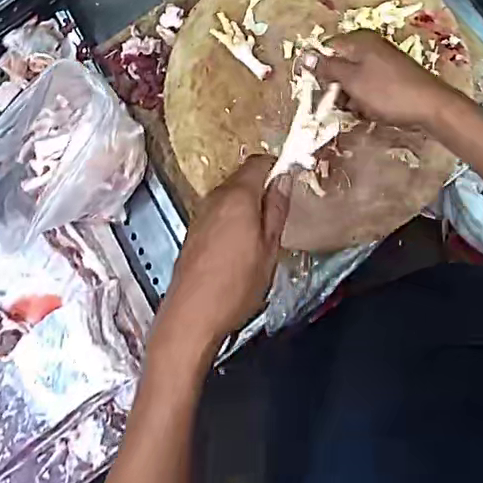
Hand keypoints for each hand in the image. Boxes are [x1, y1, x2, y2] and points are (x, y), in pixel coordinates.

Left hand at [153, 156, 287, 359]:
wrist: (191, 320)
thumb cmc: (236, 285)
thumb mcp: (270, 247)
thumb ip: (277, 208)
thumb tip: (284, 180)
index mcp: (238, 197)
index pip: (259, 162)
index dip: (278, 167)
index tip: (291, 181)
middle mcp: (215, 199)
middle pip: (243, 177)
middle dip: (264, 186)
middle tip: (282, 210)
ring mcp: (200, 215)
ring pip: (231, 195)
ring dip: (249, 204)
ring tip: (264, 231)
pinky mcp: (193, 233)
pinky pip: (219, 212)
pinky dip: (233, 218)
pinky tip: (242, 245)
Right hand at [313, 32, 459, 128]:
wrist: (431, 106)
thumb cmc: (387, 92)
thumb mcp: (351, 80)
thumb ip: (327, 67)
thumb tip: (305, 55)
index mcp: (360, 40)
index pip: (327, 48)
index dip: (320, 69)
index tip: (320, 89)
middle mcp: (372, 46)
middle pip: (341, 64)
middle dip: (337, 86)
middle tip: (343, 102)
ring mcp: (384, 62)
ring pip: (355, 79)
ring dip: (352, 96)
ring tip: (362, 108)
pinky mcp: (394, 77)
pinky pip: (370, 87)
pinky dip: (368, 99)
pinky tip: (374, 111)